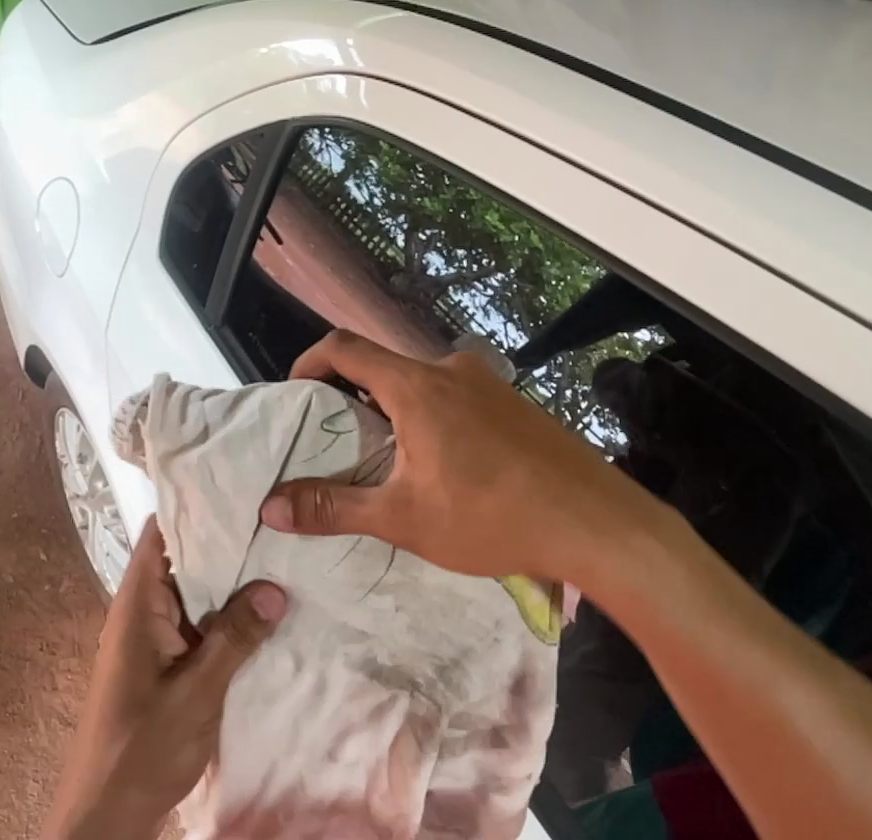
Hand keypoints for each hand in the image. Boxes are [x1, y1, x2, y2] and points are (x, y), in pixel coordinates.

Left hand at [46, 518, 287, 839]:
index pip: (161, 532)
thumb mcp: (197, 692)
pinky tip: (264, 610)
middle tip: (277, 518)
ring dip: (229, 580)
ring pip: (193, 592)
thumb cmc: (141, 747)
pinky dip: (225, 613)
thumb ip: (235, 638)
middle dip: (225, 541)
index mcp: (137, 603)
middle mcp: (142, 610)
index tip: (240, 485)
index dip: (194, 504)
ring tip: (280, 553)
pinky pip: (196, 622)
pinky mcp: (164, 662)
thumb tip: (275, 587)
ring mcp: (152, 637)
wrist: (105, 813)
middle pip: (182, 558)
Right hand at [260, 330, 665, 586]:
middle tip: (336, 444)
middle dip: (349, 397)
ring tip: (387, 463)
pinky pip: (454, 398)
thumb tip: (270, 507)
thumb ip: (333, 508)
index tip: (295, 397)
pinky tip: (443, 468)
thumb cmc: (492, 516)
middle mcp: (450, 370)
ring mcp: (489, 384)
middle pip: (381, 366)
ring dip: (392, 411)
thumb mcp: (403, 518)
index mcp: (416, 386)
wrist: (601, 525)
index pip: (343, 347)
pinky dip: (430, 418)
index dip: (308, 363)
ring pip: (420, 384)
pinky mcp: (515, 405)